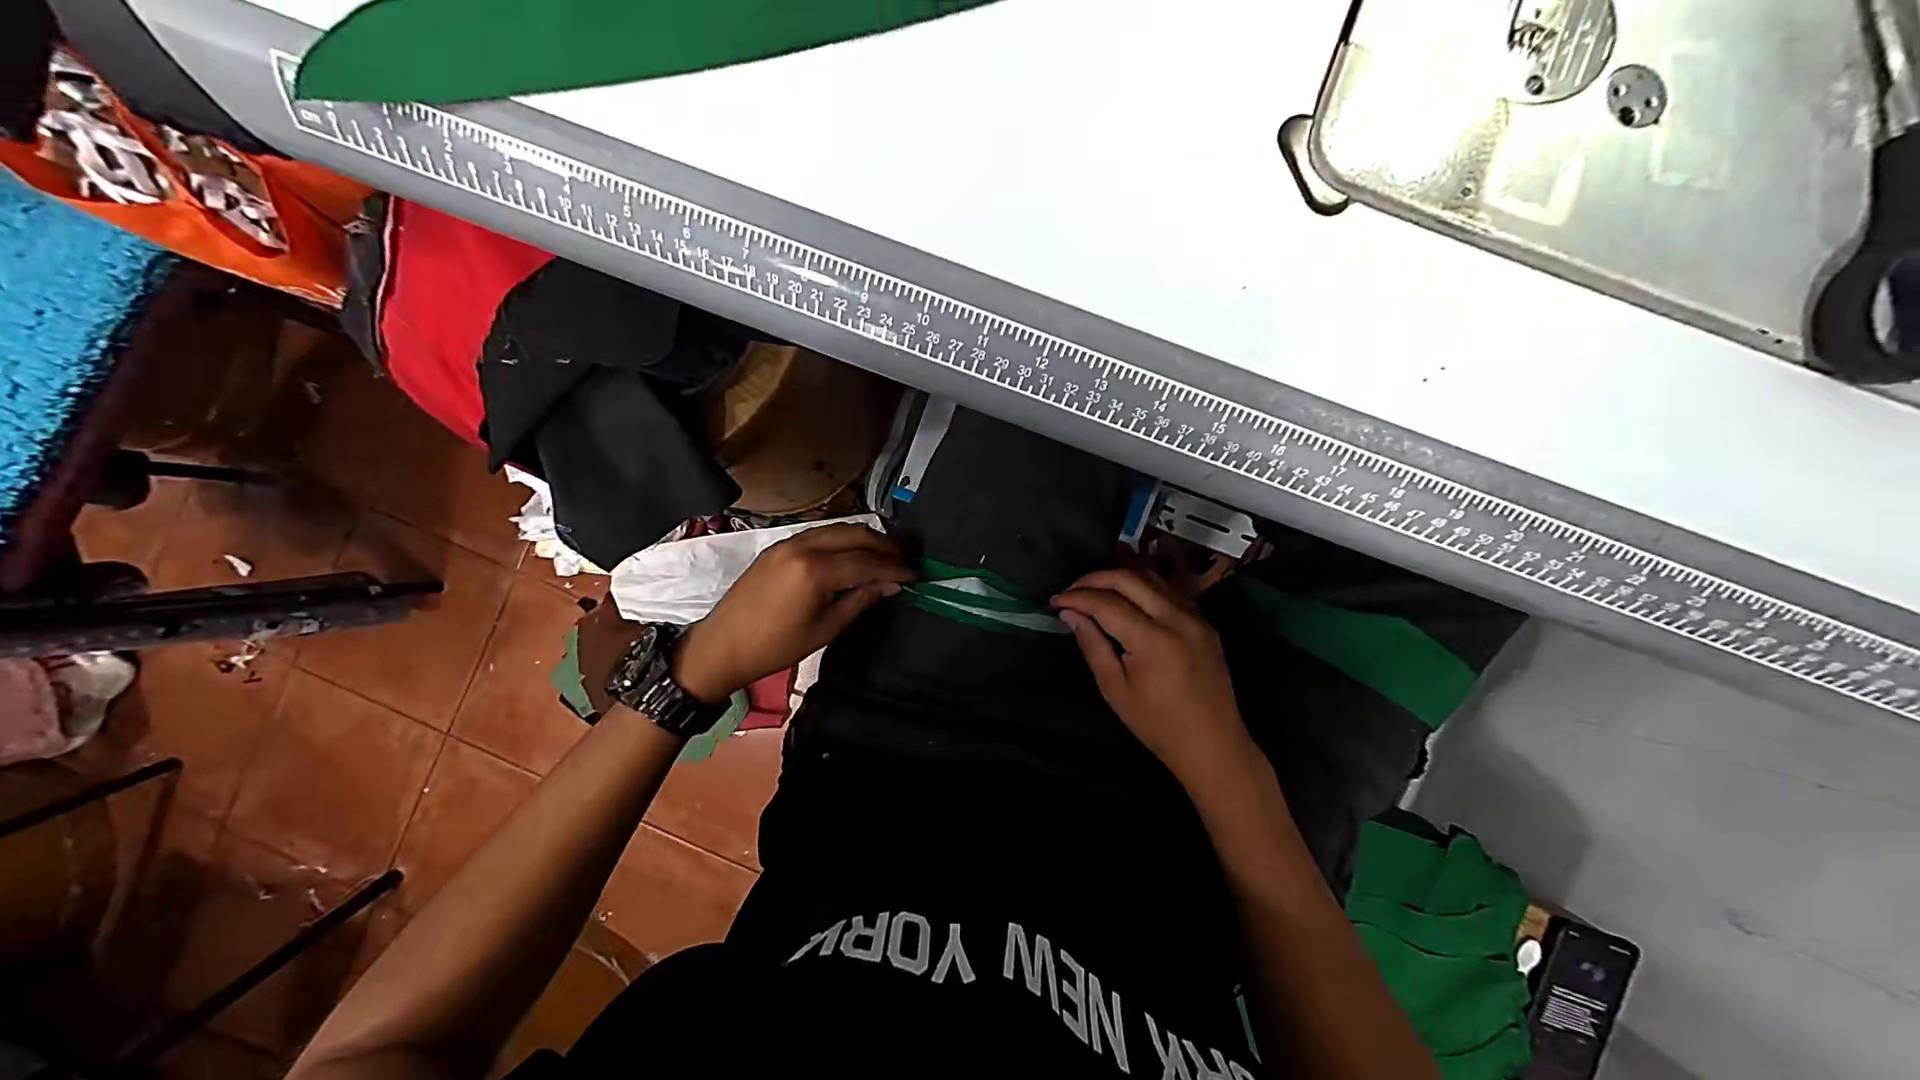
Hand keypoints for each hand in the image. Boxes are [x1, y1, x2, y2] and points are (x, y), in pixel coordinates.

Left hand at [671, 524, 915, 703]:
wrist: (721, 646)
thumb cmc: (773, 647)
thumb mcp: (824, 630)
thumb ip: (859, 601)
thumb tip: (890, 585)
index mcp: (814, 570)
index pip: (866, 561)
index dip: (894, 567)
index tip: (916, 574)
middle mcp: (802, 547)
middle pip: (855, 534)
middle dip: (884, 545)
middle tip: (904, 561)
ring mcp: (787, 543)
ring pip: (837, 529)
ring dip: (863, 538)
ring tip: (884, 556)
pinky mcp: (777, 547)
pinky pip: (819, 533)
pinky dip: (841, 540)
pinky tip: (852, 555)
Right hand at [1052, 569, 1251, 784]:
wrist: (1214, 746)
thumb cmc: (1158, 726)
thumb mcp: (1115, 690)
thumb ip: (1092, 645)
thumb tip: (1070, 614)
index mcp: (1154, 641)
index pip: (1107, 603)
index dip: (1077, 597)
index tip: (1056, 601)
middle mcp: (1178, 620)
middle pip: (1130, 579)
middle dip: (1095, 579)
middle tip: (1071, 591)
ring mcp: (1196, 619)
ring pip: (1152, 580)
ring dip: (1120, 580)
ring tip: (1095, 592)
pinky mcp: (1205, 624)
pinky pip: (1169, 594)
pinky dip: (1143, 590)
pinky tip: (1126, 603)